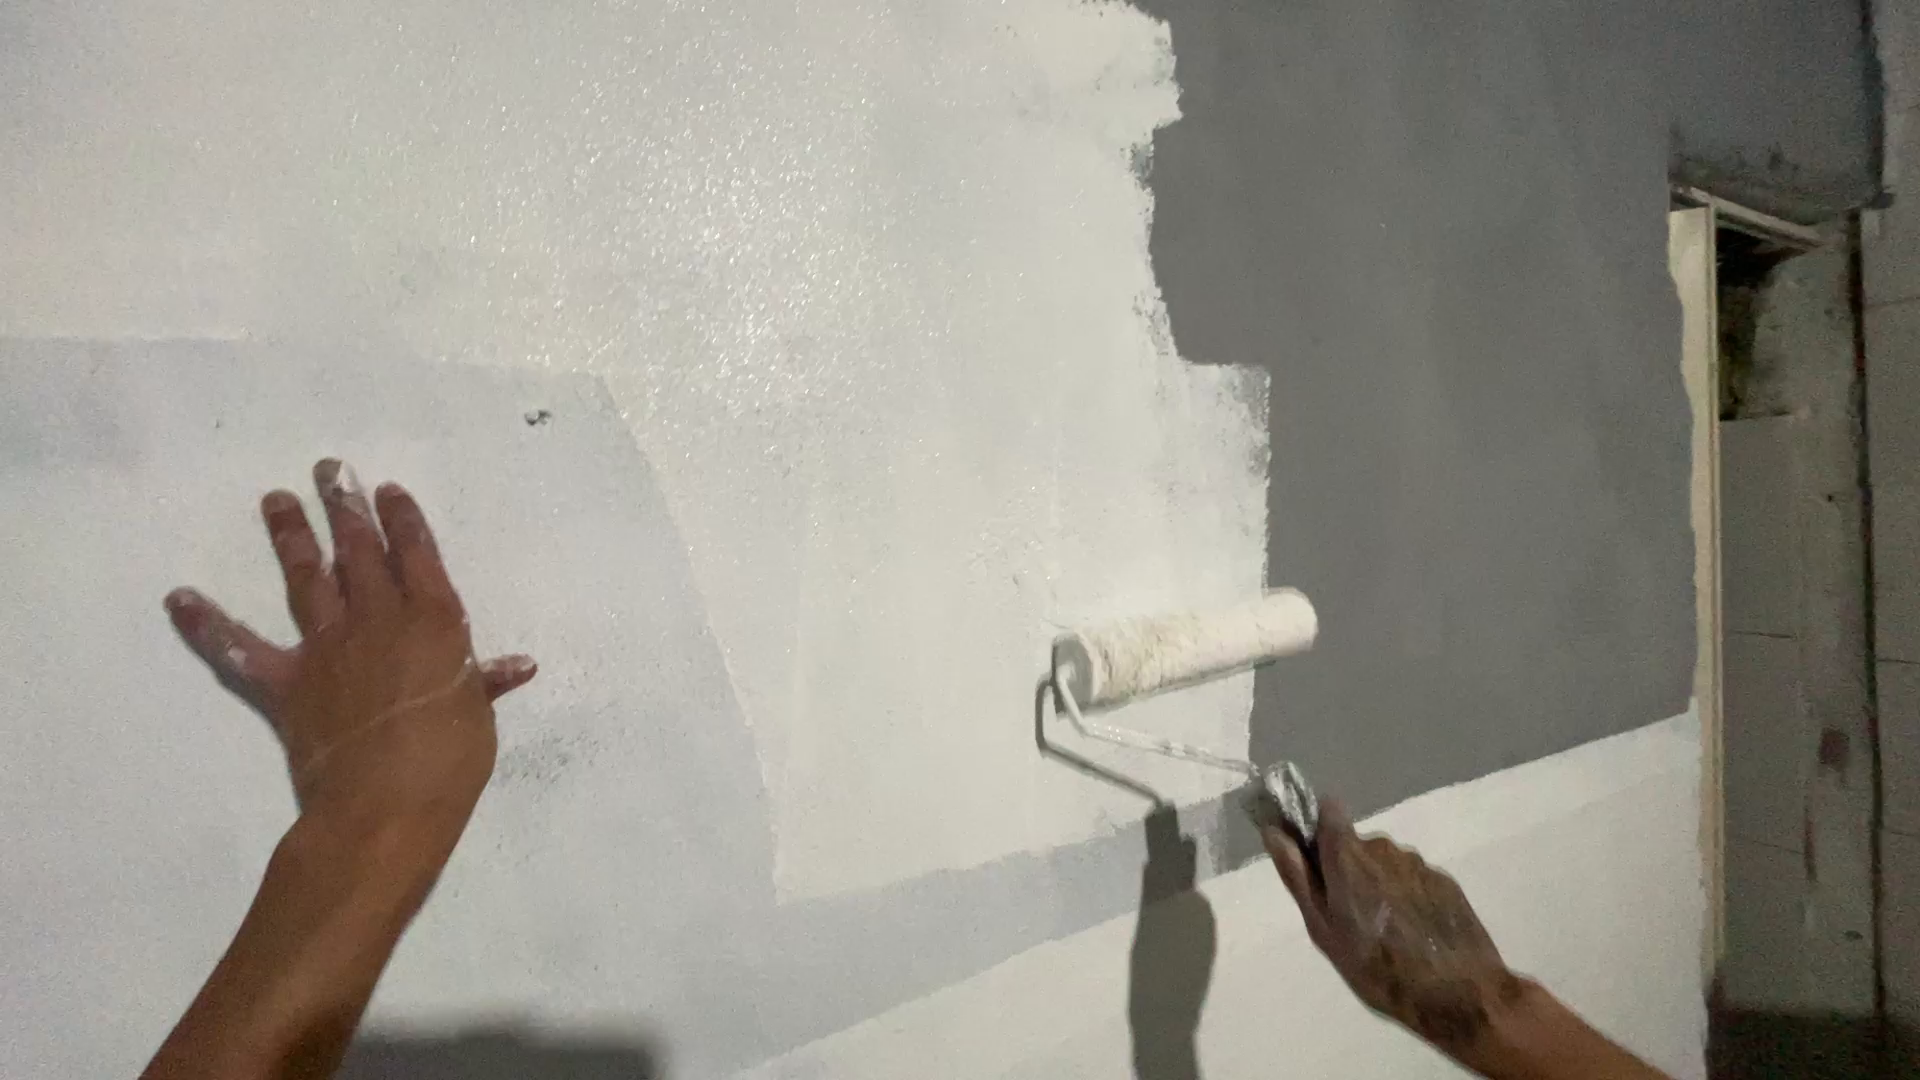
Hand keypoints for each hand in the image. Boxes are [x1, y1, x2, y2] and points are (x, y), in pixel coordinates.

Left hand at [164, 459, 534, 851]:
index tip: (390, 490)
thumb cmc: (453, 755)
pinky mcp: (285, 682)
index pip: (419, 558)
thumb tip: (519, 664)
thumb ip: (486, 680)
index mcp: (435, 623)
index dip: (405, 523)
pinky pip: (239, 650)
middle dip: (349, 511)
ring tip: (278, 500)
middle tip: (332, 471)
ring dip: (294, 539)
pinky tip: (181, 596)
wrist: (385, 805)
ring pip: (310, 582)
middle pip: (362, 556)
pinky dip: (207, 624)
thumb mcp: (479, 712)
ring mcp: (328, 649)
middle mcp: (380, 622)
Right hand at [1261, 801, 1524, 1056]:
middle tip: (1351, 914)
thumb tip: (1273, 832)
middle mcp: (1382, 846)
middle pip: (1355, 844)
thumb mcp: (1323, 929)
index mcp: (1347, 854)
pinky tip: (1417, 934)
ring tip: (1388, 931)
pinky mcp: (1447, 883)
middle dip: (1349, 869)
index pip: (1328, 809)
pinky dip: (1410, 898)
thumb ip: (1297, 876)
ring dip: (1380, 884)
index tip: (1314, 856)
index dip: (1318, 826)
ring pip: (1386, 864)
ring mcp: (1418, 864)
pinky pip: (1415, 880)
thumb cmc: (1378, 966)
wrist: (1463, 998)